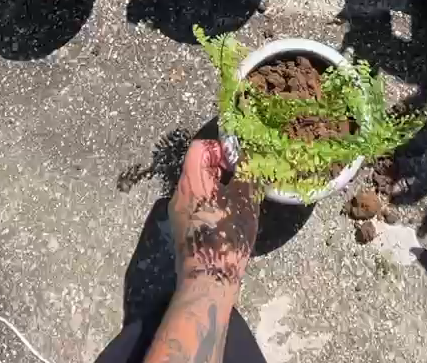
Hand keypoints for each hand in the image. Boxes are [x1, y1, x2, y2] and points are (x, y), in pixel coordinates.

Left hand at [166, 139, 259, 295]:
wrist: (208, 279)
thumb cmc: (227, 235)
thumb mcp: (245, 200)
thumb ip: (246, 173)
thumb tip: (248, 158)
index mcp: (191, 180)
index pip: (199, 147)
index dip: (219, 148)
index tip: (236, 162)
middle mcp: (179, 192)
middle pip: (198, 165)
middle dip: (221, 168)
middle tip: (241, 179)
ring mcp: (177, 211)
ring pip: (198, 185)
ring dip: (217, 186)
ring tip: (237, 198)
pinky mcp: (180, 227)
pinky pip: (195, 202)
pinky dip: (211, 201)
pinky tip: (227, 215)